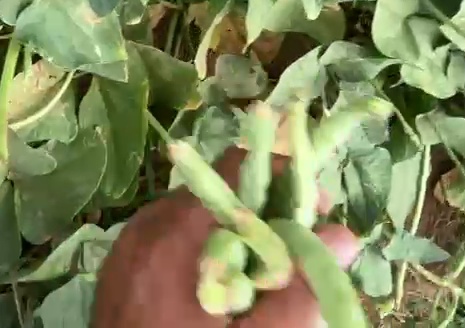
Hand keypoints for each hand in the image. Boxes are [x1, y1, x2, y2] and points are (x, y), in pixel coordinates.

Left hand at [90, 152, 358, 327]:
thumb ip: (296, 294)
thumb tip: (343, 235)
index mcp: (174, 234)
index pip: (233, 171)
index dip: (282, 180)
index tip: (317, 210)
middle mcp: (146, 224)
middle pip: (217, 193)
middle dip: (264, 214)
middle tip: (301, 253)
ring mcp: (128, 244)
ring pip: (195, 216)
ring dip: (235, 235)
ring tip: (266, 281)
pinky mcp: (121, 265)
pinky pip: (171, 237)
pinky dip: (203, 250)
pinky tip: (224, 291)